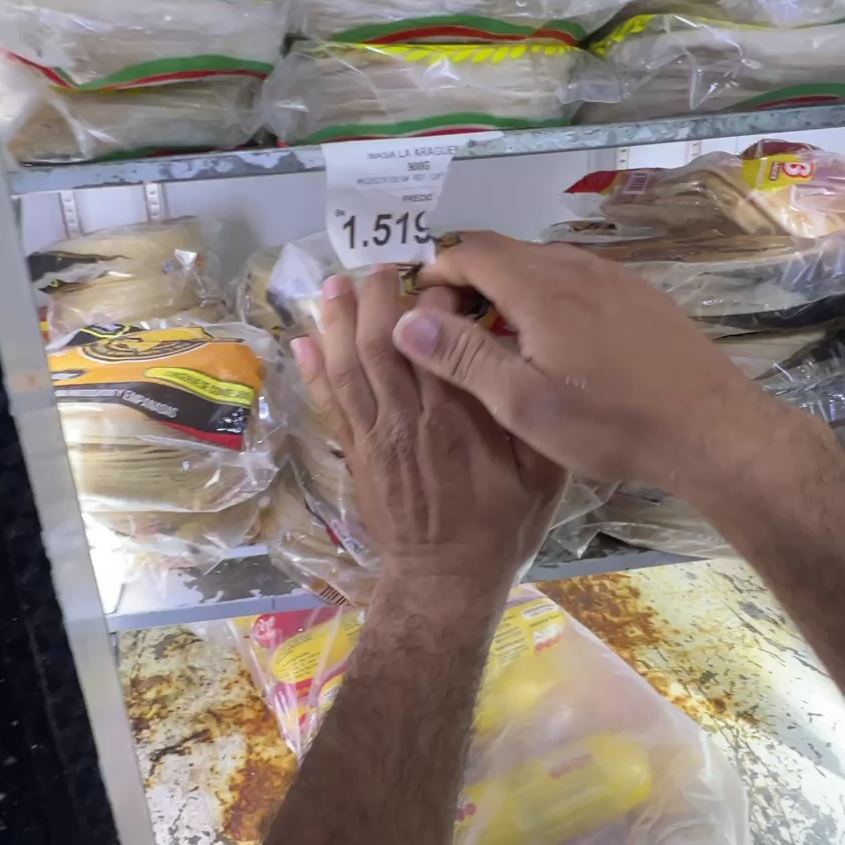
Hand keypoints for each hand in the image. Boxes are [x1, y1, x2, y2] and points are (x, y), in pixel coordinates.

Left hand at [290, 267, 563, 606]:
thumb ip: (530, 419)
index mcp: (459, 418)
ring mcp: (376, 436)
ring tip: (333, 284)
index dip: (433, 302)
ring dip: (338, 322)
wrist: (444, 579)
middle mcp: (410, 418)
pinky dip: (313, 372)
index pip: (438, 343)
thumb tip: (523, 361)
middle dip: (376, 298)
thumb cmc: (499, 527)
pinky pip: (329, 406)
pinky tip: (302, 341)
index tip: (437, 276)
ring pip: (349, 367)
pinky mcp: (356, 453)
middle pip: (383, 344)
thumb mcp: (541, 478)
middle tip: (378, 265)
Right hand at [392, 232, 820, 502]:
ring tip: (495, 339)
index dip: (435, 272)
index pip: (470, 251)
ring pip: (538, 263)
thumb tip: (405, 321)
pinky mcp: (636, 293)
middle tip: (451, 330)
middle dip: (465, 280)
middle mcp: (575, 267)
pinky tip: (550, 341)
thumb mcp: (523, 403)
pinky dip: (541, 295)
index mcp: (541, 288)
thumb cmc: (610, 424)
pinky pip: (572, 277)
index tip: (420, 310)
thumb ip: (463, 357)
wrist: (713, 431)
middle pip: (502, 251)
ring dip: (504, 288)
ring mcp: (612, 277)